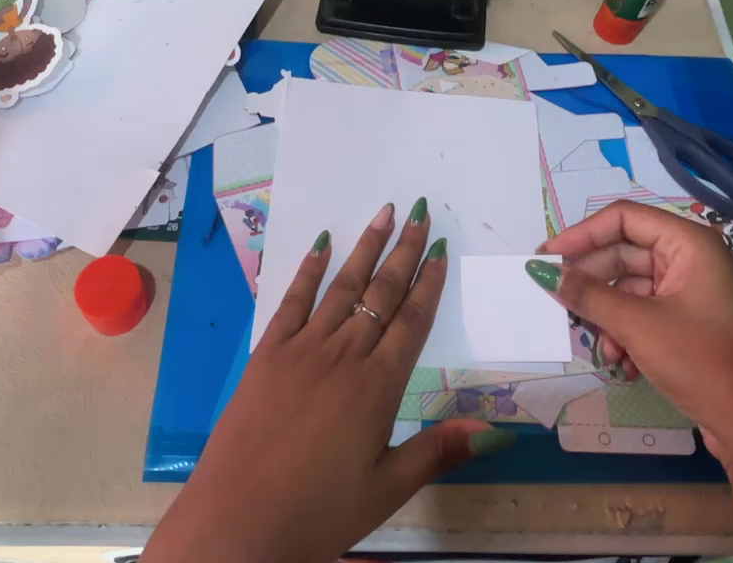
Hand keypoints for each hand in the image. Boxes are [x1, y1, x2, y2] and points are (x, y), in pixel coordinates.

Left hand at [142, 199, 514, 562]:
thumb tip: (494, 430)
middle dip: (404, 250)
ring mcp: (303, 348)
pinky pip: (292, 301)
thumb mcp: (386, 490)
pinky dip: (308, 270)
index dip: (429, 282)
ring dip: (364, 248)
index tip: (440, 247)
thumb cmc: (318, 512)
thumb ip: (437, 451)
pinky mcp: (268, 353)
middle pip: (381, 292)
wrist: (237, 521)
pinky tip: (320, 244)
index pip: (412, 320)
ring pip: (342, 287)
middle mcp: (344, 354)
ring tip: (383, 214)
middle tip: (419, 211)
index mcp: (378, 386)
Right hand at [537, 199, 732, 458]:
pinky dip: (626, 335)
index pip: (622, 219)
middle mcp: (690, 260)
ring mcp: (691, 294)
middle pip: (624, 255)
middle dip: (593, 285)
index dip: (581, 235)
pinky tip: (621, 364)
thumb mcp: (637, 325)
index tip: (547, 257)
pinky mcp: (690, 325)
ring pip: (630, 290)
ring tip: (601, 349)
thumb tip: (544, 273)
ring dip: (608, 318)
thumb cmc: (702, 360)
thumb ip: (587, 294)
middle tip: (560, 304)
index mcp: (688, 243)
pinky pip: (644, 315)